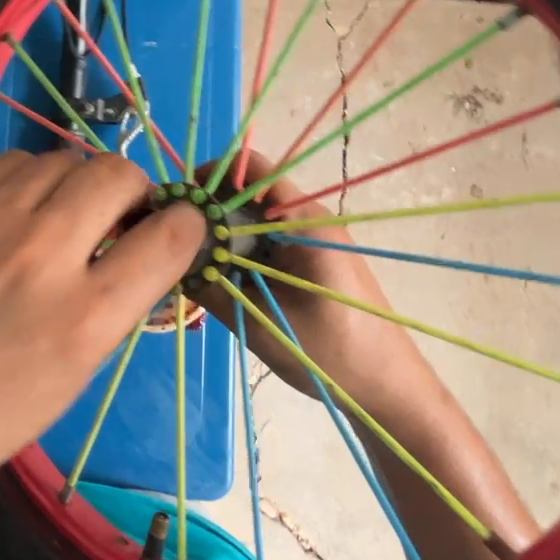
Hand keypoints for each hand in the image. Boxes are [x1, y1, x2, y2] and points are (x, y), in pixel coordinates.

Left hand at [0, 149, 206, 509]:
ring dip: (81, 180)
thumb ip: (105, 313)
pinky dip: (34, 178)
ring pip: (65, 158)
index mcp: (85, 319)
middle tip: (122, 217)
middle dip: (136, 191)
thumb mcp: (62, 384)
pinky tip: (22, 208)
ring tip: (69, 213)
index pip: (169, 237)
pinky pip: (15, 164)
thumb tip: (136, 261)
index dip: (186, 226)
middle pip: (119, 175)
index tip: (179, 230)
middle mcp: (47, 253)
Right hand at [191, 153, 425, 418]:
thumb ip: (212, 287)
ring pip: (257, 219)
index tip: (178, 203)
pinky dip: (243, 250)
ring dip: (225, 233)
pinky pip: (269, 239)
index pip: (253, 170)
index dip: (211, 176)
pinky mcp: (315, 258)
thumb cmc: (330, 354)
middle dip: (211, 210)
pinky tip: (224, 278)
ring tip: (194, 261)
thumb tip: (168, 261)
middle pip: (249, 194)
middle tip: (175, 239)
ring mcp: (314, 239)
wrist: (390, 389)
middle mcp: (310, 220)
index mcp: (304, 223)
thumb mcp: (259, 324)